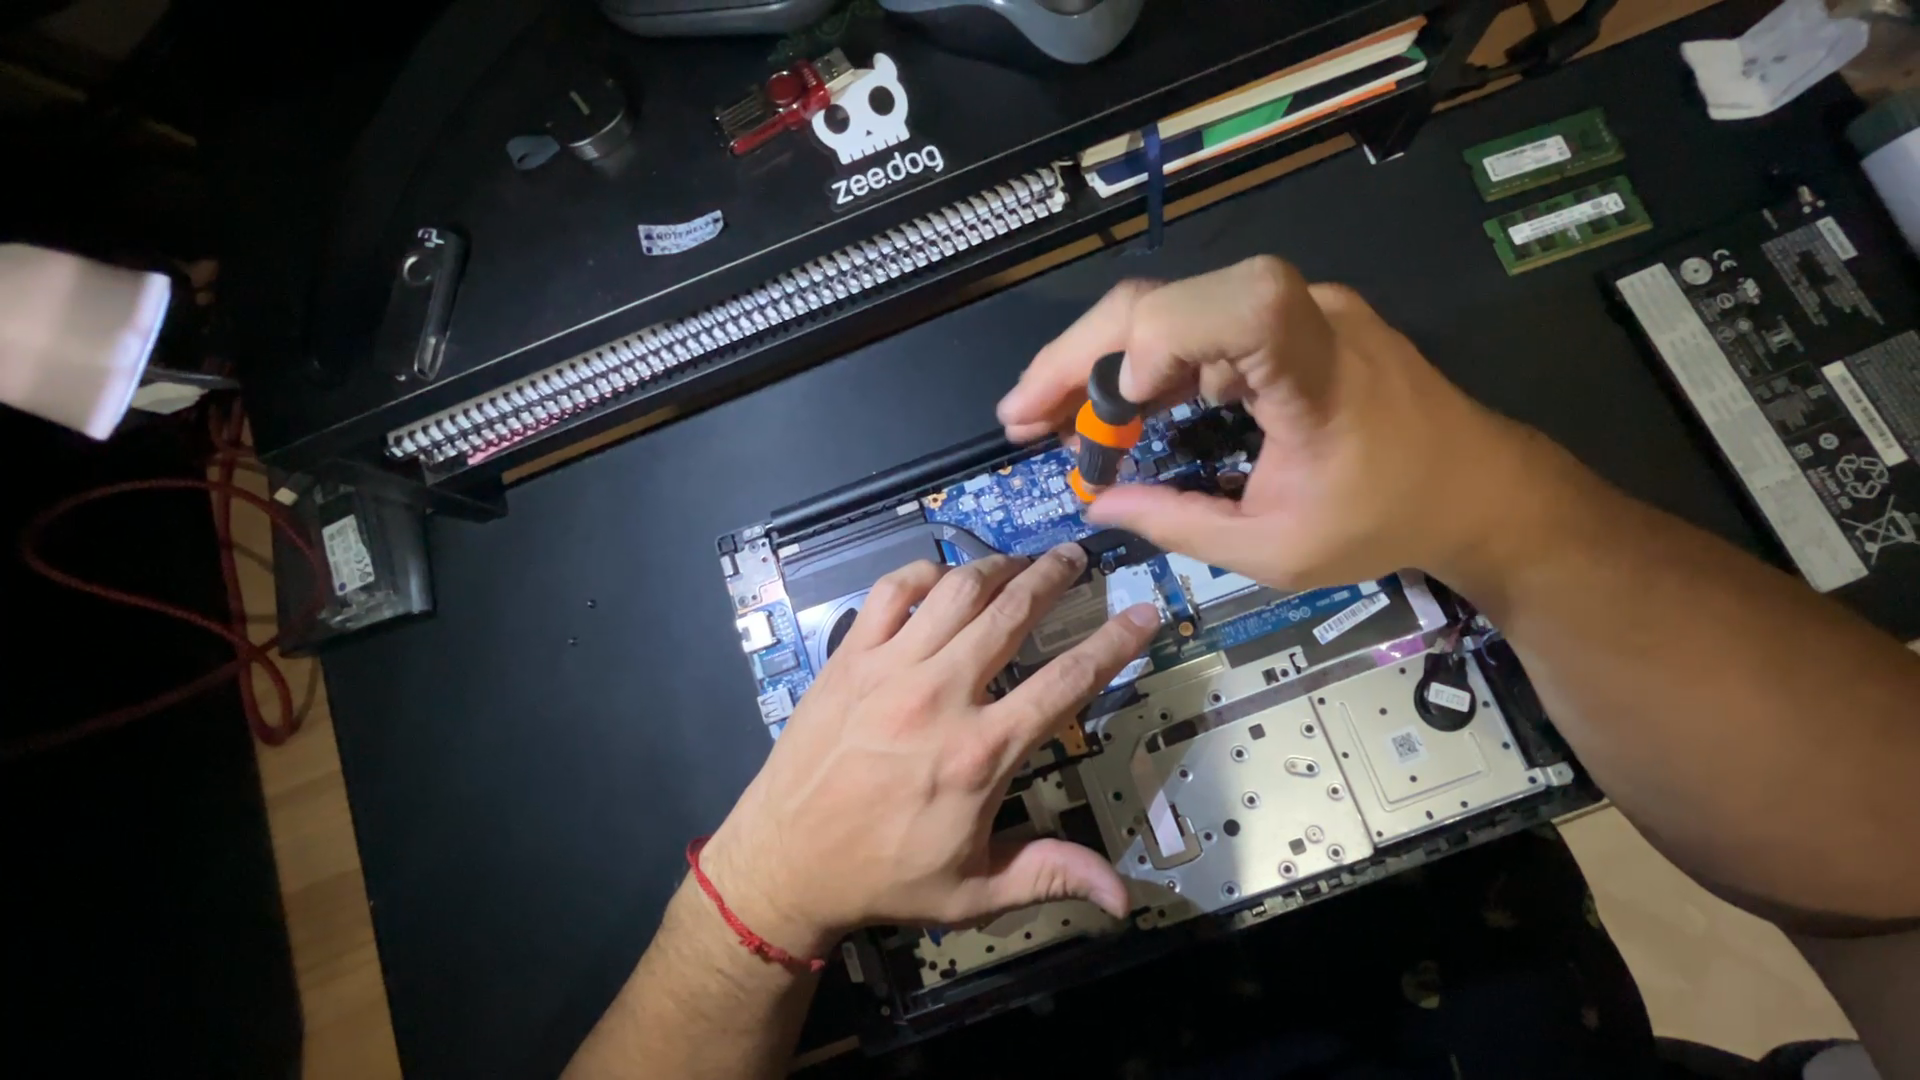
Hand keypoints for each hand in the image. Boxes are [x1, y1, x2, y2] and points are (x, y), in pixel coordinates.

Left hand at [700, 546, 1160, 957]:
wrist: (786, 860)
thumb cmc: (884, 876)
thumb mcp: (974, 891)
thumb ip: (1050, 875)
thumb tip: (1125, 896)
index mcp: (981, 751)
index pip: (1066, 681)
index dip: (1114, 642)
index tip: (1142, 612)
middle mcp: (941, 694)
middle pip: (1012, 614)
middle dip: (1054, 576)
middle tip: (1077, 556)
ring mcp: (890, 668)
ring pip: (956, 591)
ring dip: (996, 567)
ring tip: (1021, 560)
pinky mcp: (849, 656)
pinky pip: (890, 592)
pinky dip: (923, 572)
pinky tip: (944, 576)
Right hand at [996, 256, 1547, 591]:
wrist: (1473, 488)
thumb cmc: (1384, 521)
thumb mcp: (1274, 548)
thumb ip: (1178, 523)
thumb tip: (1096, 504)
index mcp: (1320, 370)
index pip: (1243, 303)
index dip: (1164, 338)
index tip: (1122, 406)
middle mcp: (1302, 316)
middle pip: (1168, 300)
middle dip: (1079, 358)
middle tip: (1019, 417)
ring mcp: (1289, 312)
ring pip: (1165, 310)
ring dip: (1093, 364)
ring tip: (1041, 420)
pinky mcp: (1277, 326)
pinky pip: (1189, 330)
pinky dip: (1135, 370)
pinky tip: (1103, 412)